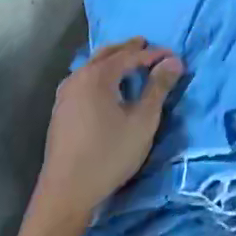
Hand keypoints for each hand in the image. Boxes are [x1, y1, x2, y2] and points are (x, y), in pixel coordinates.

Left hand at [30, 38, 183, 225]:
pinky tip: (108, 88)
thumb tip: (174, 62)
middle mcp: (77, 77)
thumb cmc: (110, 153)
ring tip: (130, 64)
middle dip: (129, 49)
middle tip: (148, 47)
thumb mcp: (143, 121)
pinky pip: (84, 80)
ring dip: (113, 61)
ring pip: (92, 67)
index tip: (174, 57)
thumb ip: (158, 88)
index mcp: (97, 76)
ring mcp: (65, 94)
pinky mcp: (61, 110)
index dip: (154, 55)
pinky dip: (101, 75)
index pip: (130, 56)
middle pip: (106, 54)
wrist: (68, 188)